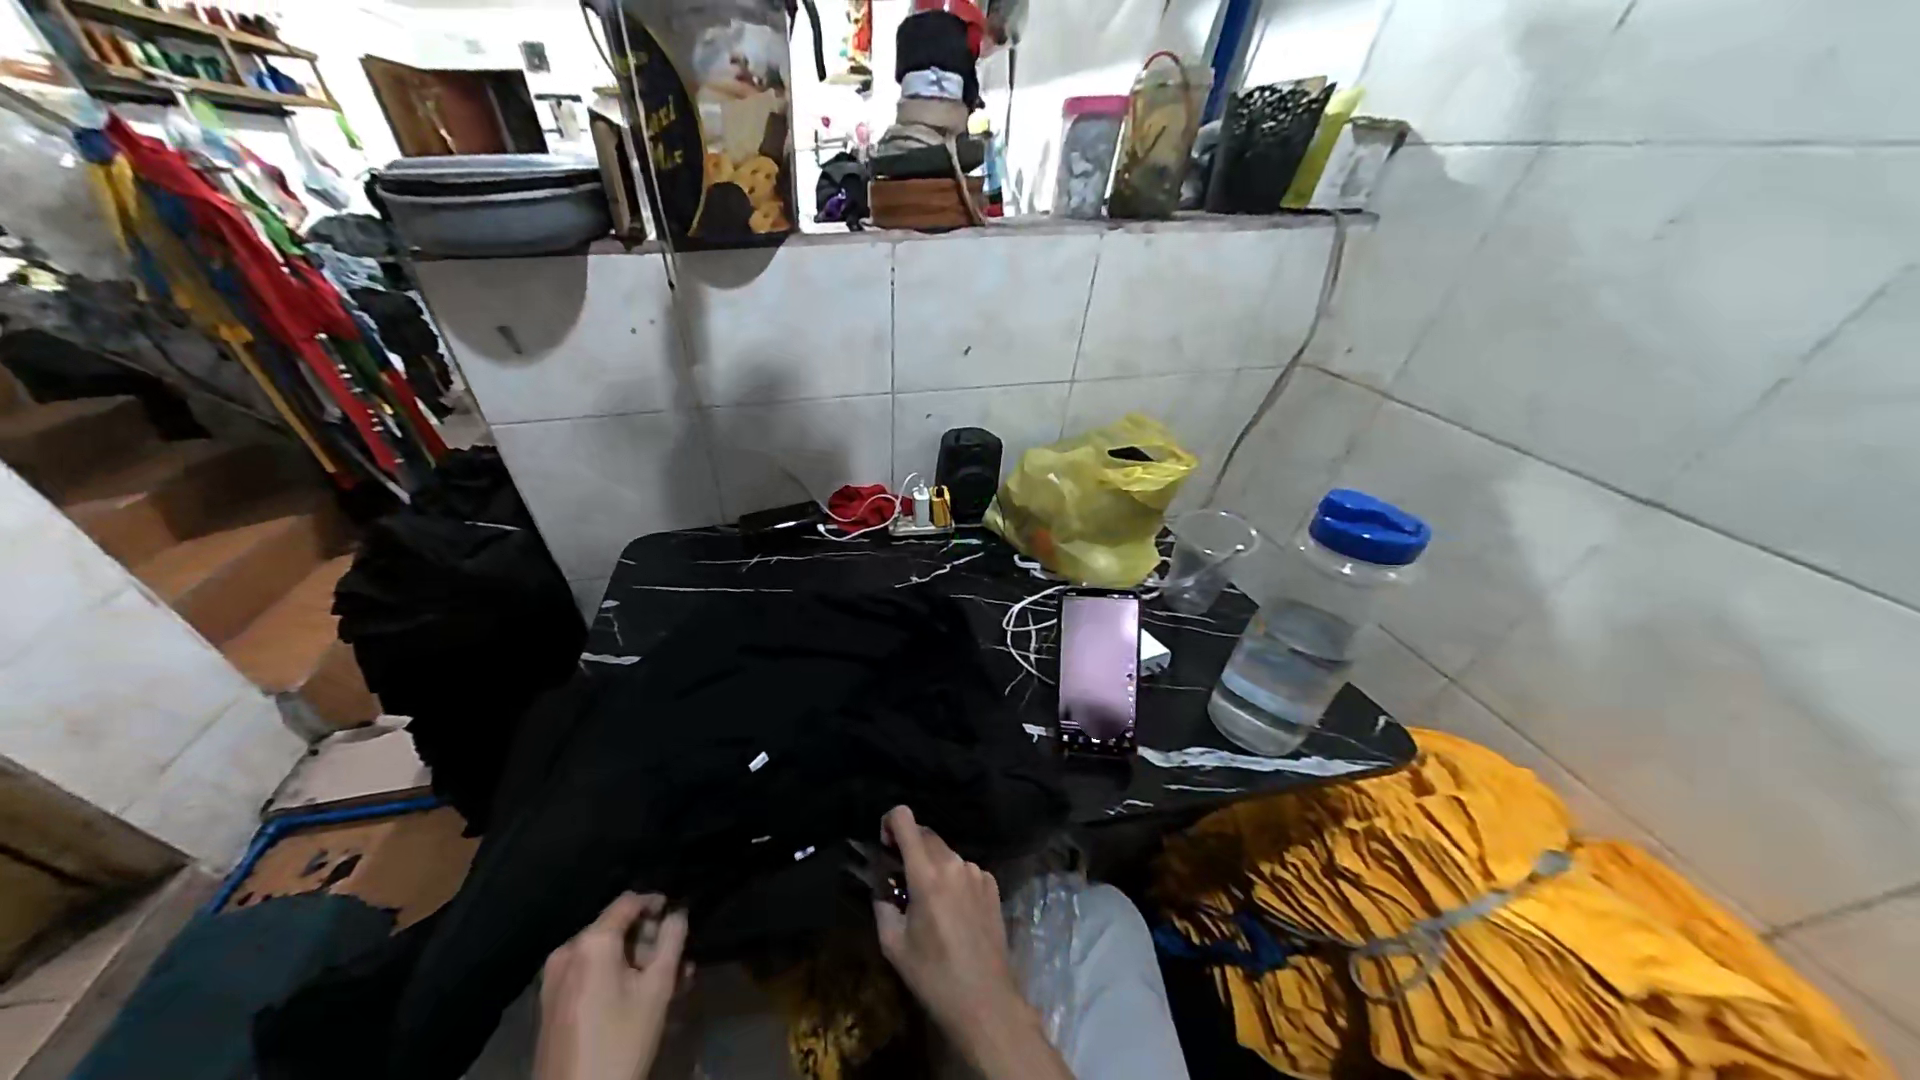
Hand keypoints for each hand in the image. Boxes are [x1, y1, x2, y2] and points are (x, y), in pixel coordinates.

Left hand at [534, 892, 689, 1079]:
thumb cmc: (620, 1041)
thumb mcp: (657, 989)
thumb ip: (672, 942)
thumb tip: (678, 913)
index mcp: (591, 943)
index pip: (628, 902)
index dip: (655, 903)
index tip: (678, 916)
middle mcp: (567, 953)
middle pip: (616, 929)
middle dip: (649, 941)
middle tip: (678, 959)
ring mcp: (555, 980)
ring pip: (605, 955)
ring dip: (637, 962)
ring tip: (669, 982)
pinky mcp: (552, 1004)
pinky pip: (590, 974)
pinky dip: (616, 977)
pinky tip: (640, 997)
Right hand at [873, 807, 1071, 1079]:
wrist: (985, 1001)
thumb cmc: (933, 976)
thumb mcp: (893, 944)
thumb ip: (882, 904)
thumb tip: (880, 885)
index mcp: (926, 873)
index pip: (904, 818)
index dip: (889, 822)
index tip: (884, 846)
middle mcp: (954, 863)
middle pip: (925, 834)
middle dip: (908, 847)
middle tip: (900, 880)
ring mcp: (977, 872)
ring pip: (945, 853)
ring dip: (931, 865)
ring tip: (928, 903)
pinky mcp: (992, 885)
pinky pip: (964, 870)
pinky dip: (953, 879)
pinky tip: (953, 911)